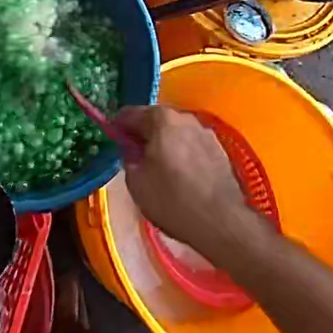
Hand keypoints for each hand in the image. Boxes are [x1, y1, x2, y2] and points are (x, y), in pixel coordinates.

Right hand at [117, 106, 253, 261]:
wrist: (220, 219)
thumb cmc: (172, 199)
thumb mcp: (137, 182)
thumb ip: (129, 158)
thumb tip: (132, 150)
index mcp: (161, 119)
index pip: (131, 114)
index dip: (119, 125)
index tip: (113, 137)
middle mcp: (185, 117)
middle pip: (157, 120)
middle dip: (145, 133)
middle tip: (135, 154)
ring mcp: (205, 132)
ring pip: (177, 132)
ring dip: (166, 143)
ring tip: (160, 167)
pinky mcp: (219, 149)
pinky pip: (193, 145)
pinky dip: (184, 153)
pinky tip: (182, 175)